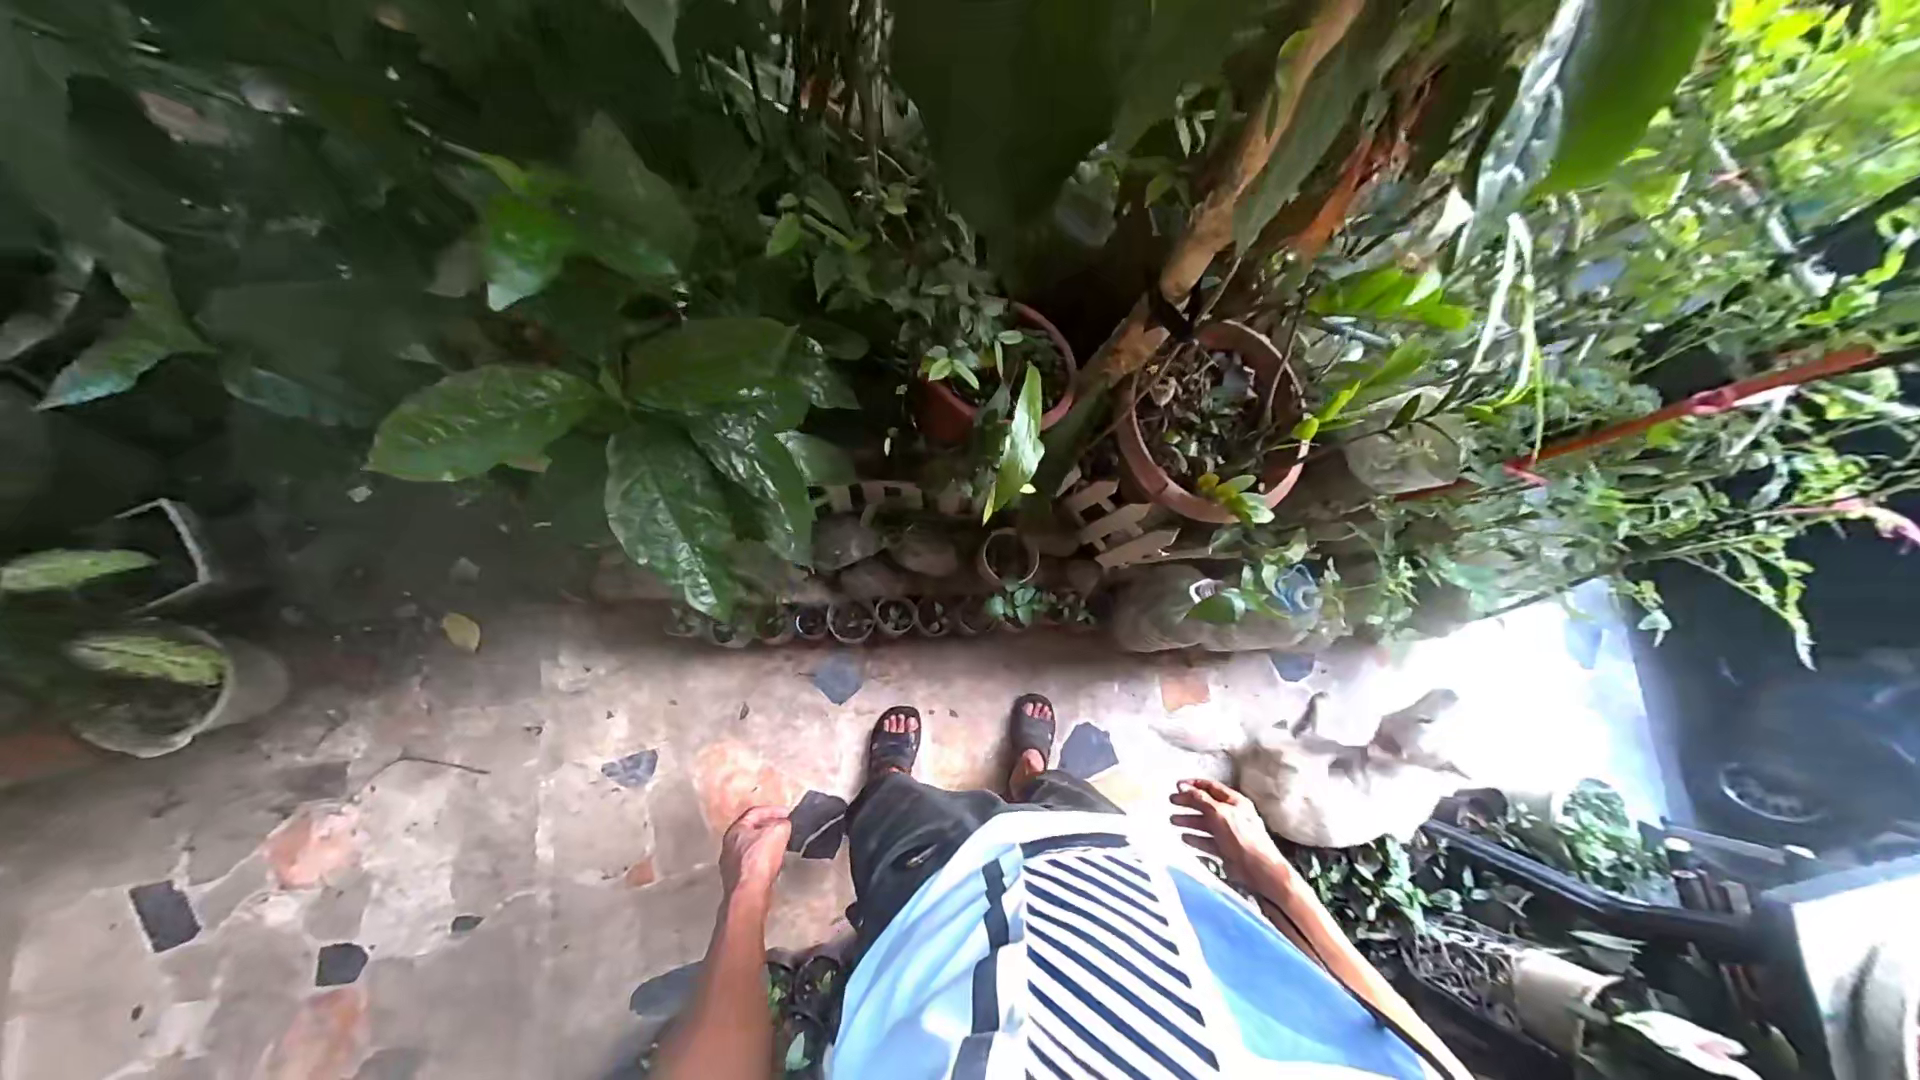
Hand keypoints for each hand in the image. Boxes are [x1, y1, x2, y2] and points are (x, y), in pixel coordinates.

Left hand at [719, 806, 790, 903]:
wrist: (748, 894)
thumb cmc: (759, 859)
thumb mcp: (778, 832)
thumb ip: (783, 823)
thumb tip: (784, 826)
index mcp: (735, 830)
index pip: (755, 812)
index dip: (773, 810)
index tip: (787, 814)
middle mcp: (728, 846)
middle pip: (751, 830)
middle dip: (769, 827)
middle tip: (784, 827)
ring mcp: (730, 865)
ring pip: (752, 848)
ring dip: (767, 844)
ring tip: (782, 845)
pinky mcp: (736, 880)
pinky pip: (752, 864)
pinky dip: (764, 860)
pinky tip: (774, 864)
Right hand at [1169, 778, 1293, 892]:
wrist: (1260, 871)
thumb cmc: (1242, 837)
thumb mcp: (1220, 813)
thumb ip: (1200, 799)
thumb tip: (1183, 786)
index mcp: (1234, 801)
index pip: (1211, 787)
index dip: (1193, 784)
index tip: (1176, 785)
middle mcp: (1232, 815)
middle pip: (1205, 804)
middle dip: (1188, 802)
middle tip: (1171, 802)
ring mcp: (1228, 833)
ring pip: (1205, 823)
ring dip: (1189, 820)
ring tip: (1172, 820)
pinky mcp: (1226, 850)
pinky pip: (1207, 841)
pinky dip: (1196, 839)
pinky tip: (1184, 838)